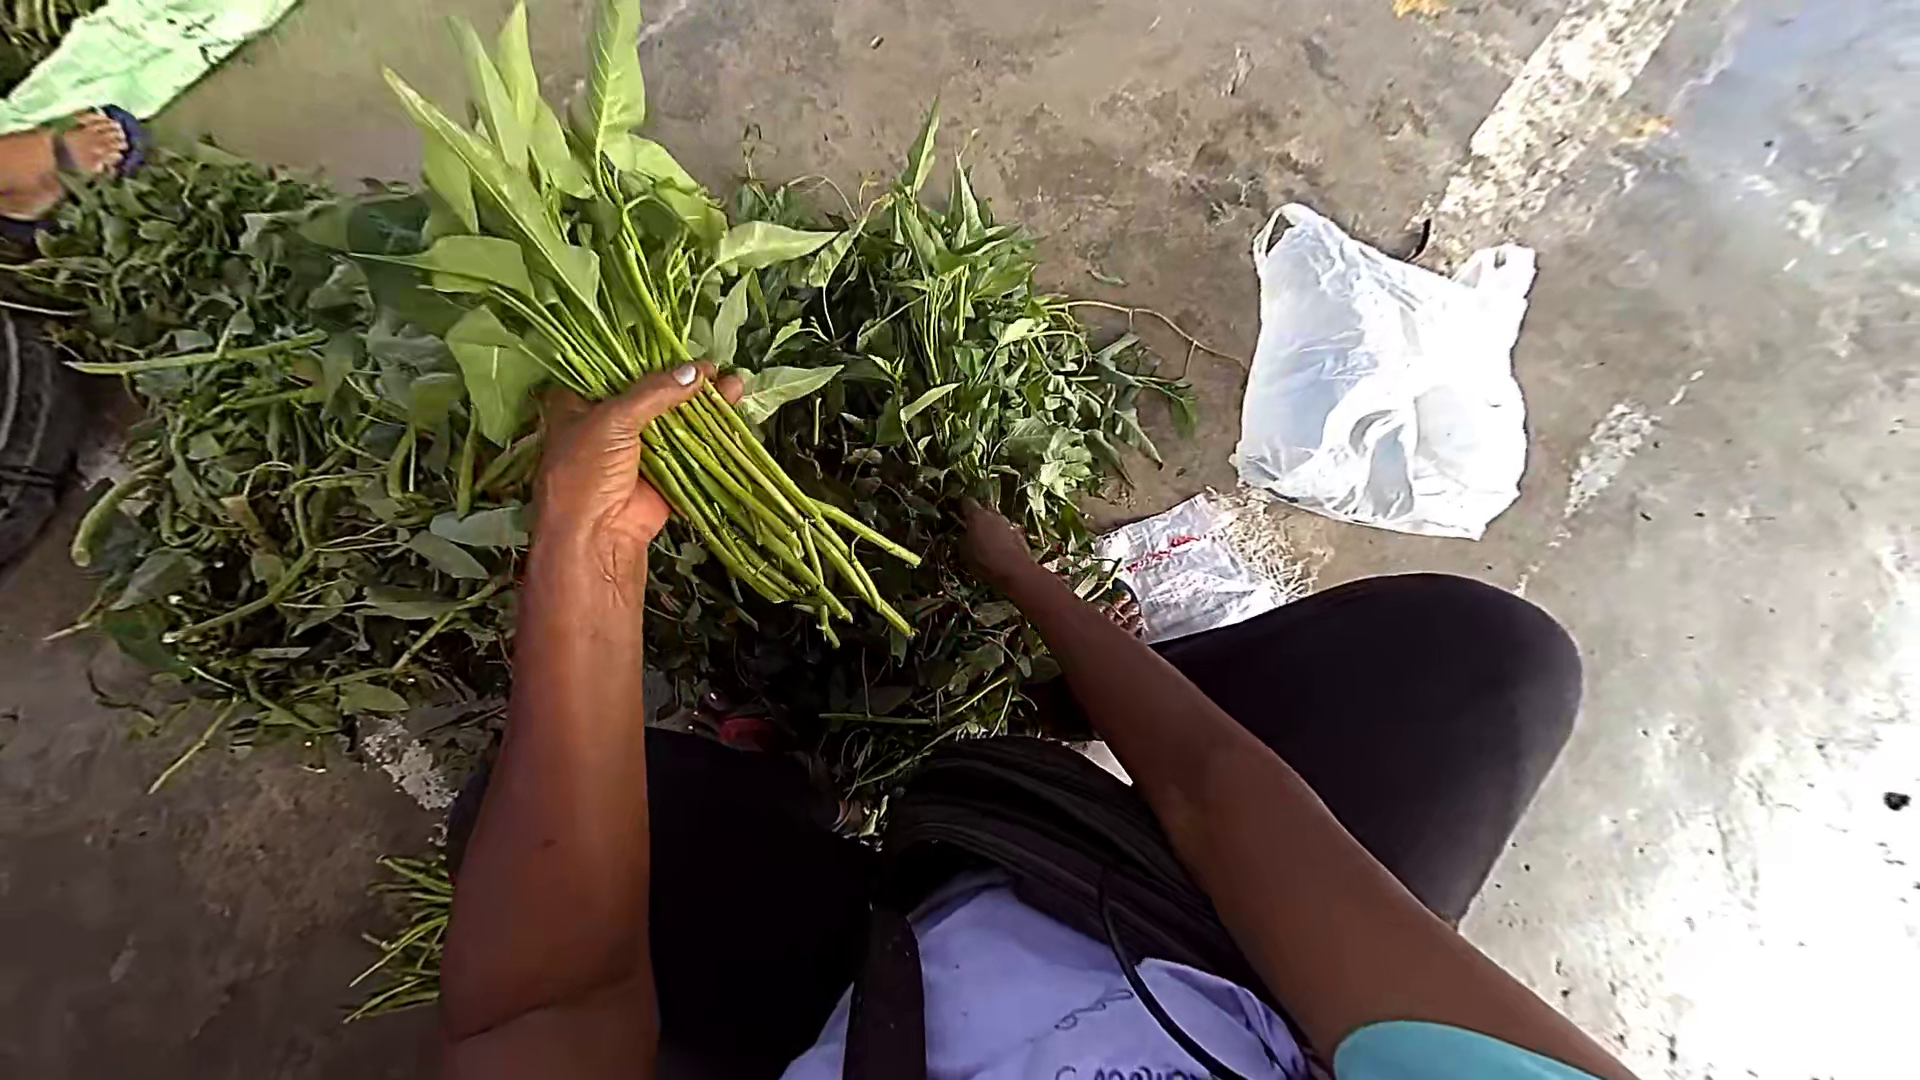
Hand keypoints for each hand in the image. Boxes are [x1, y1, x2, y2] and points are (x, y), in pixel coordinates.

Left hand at [533, 363, 742, 597]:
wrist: (597, 535)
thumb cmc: (586, 471)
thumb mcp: (613, 420)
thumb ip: (655, 392)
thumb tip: (697, 371)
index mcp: (580, 403)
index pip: (616, 369)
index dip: (647, 356)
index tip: (680, 344)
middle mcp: (610, 422)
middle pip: (653, 395)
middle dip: (686, 382)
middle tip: (716, 368)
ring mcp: (640, 448)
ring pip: (677, 421)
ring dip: (705, 407)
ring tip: (734, 386)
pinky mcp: (666, 472)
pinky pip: (692, 449)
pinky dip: (712, 435)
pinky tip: (733, 416)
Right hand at [960, 498, 1042, 591]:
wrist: (1016, 571)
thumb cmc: (985, 561)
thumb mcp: (965, 553)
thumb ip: (963, 539)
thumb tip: (964, 535)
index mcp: (977, 516)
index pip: (967, 503)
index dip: (962, 506)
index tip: (959, 511)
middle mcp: (994, 515)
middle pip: (984, 511)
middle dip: (978, 519)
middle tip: (971, 530)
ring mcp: (1008, 524)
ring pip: (996, 521)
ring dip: (991, 528)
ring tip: (985, 542)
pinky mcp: (1019, 535)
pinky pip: (1007, 532)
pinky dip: (1002, 537)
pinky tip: (999, 550)